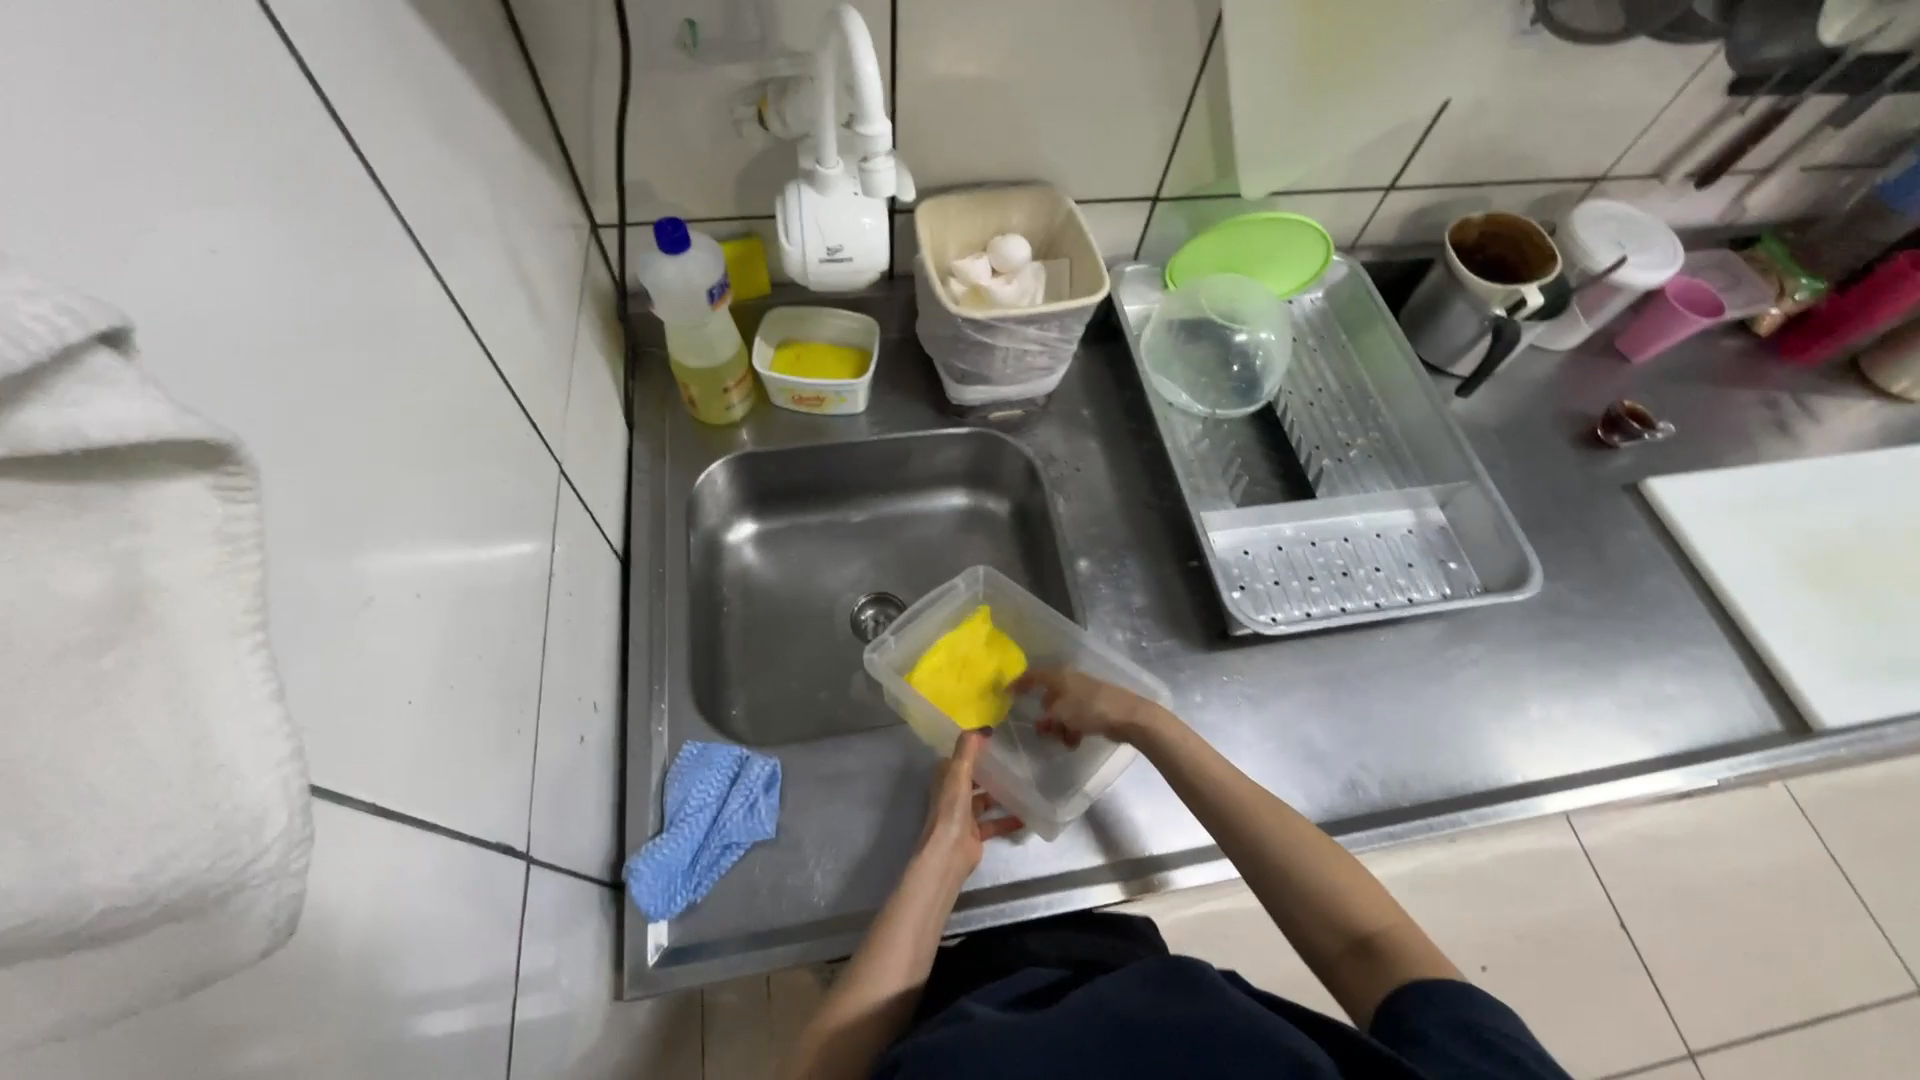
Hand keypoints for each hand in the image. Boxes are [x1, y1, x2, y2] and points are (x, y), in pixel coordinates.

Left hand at [917, 732, 1021, 877]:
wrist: (949, 853)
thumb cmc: (951, 809)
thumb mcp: (958, 772)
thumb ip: (968, 749)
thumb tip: (984, 727)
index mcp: (945, 778)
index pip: (959, 758)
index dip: (973, 748)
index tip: (995, 740)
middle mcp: (952, 794)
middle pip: (972, 778)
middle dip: (989, 771)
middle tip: (1014, 760)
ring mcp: (963, 815)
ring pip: (984, 800)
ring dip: (1000, 794)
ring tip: (1022, 784)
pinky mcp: (975, 833)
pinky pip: (994, 822)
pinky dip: (1007, 819)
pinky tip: (1025, 815)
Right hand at [1011, 668, 1171, 747]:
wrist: (1128, 716)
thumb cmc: (1090, 709)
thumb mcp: (1061, 712)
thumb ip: (1046, 716)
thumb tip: (1043, 720)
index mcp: (1060, 677)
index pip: (1034, 676)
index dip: (1019, 683)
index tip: (1006, 693)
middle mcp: (1071, 682)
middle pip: (1050, 697)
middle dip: (1045, 716)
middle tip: (1041, 731)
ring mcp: (1085, 695)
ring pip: (1063, 711)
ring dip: (1060, 727)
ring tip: (1063, 741)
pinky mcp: (1096, 708)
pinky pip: (1077, 719)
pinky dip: (1073, 730)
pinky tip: (1075, 742)